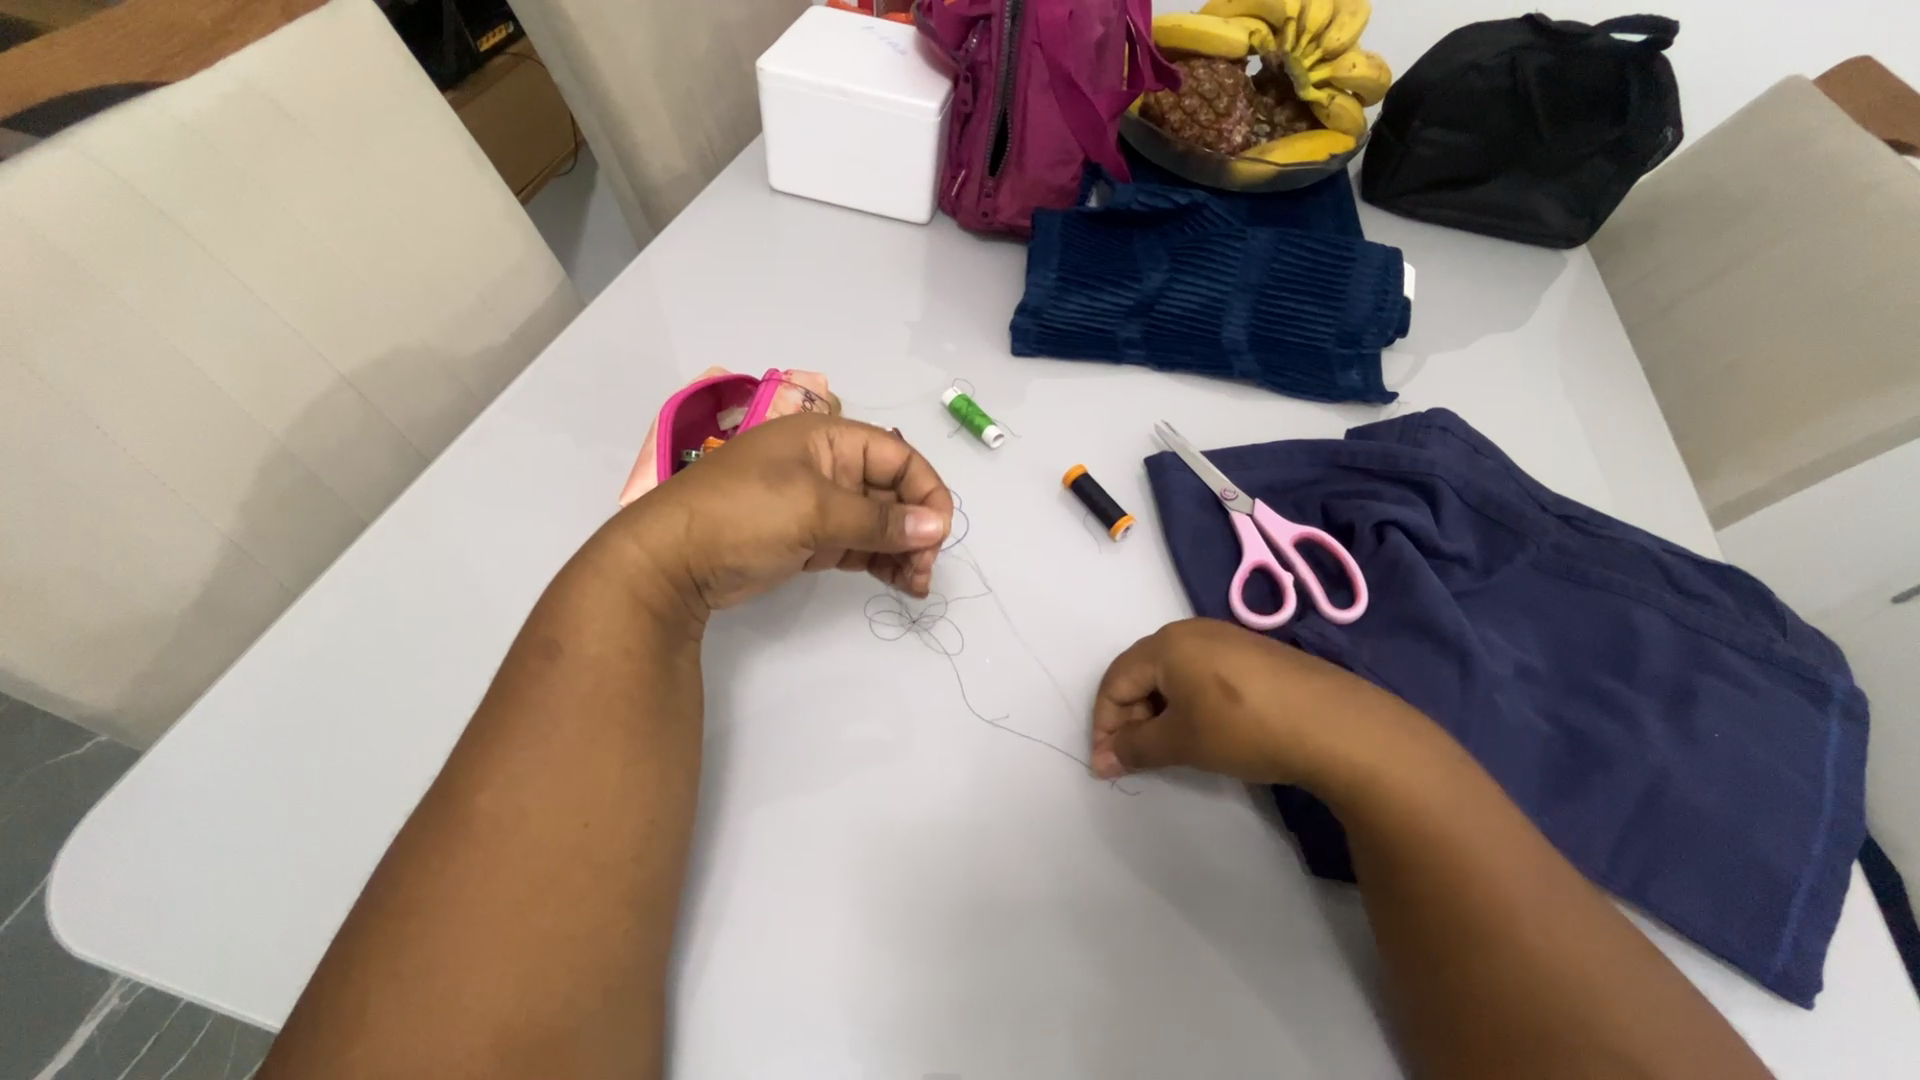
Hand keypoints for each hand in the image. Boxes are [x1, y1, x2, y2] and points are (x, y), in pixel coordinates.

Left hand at [614, 413, 952, 617]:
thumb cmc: (741, 515)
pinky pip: (859, 545)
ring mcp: (819, 505)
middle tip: (925, 570)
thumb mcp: (813, 511)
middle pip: (892, 492)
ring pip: (879, 523)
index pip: (897, 457)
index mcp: (828, 439)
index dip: (925, 490)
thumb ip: (877, 521)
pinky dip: (881, 562)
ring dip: (903, 550)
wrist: (670, 561)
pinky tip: (899, 583)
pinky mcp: (810, 539)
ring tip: (916, 585)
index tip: (939, 532)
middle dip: (916, 528)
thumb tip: (936, 527)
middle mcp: (829, 467)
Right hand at [1091, 618, 1417, 786]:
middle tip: (1138, 759)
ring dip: (1161, 713)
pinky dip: (1191, 703)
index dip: (1105, 725)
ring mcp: (1227, 639)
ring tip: (1173, 749)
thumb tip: (1102, 759)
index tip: (1108, 765)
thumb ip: (1135, 748)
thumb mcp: (1181, 742)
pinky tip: (1209, 732)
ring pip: (1174, 675)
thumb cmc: (1242, 728)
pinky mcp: (1255, 654)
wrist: (1336, 725)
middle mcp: (1191, 631)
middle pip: (1142, 674)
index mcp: (1165, 644)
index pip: (1114, 682)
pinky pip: (1203, 674)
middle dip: (1132, 718)